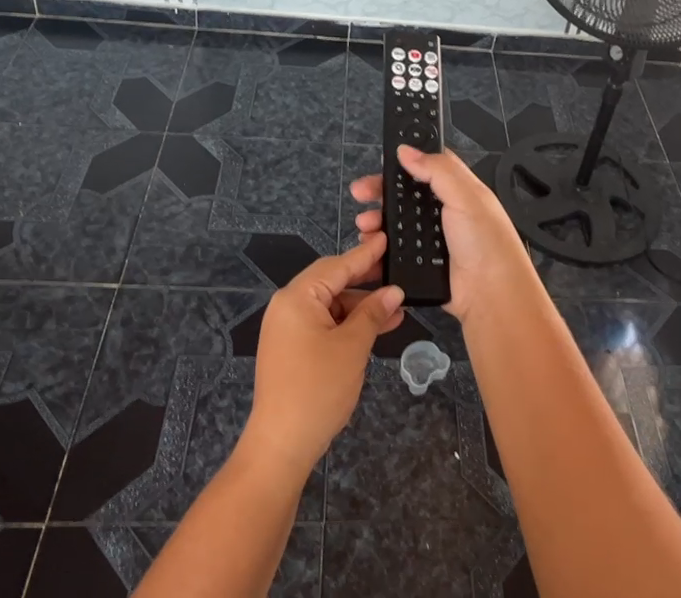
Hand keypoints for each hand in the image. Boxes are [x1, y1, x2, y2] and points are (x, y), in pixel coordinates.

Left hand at [245, 236, 405, 468]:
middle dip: (366, 282)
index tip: (387, 237)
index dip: (365, 255)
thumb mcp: (352, 347)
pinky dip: (348, 325)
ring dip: (361, 307)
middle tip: (398, 273)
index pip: (337, 266)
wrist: (282, 443)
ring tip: (397, 310)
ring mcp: (287, 329)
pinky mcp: (292, 349)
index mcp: (296, 297)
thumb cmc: (318, 388)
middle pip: (332, 283)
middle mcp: (287, 306)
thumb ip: (373, 313)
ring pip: (330, 306)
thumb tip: (393, 291)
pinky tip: (377, 328)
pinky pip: (324, 324)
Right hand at [349, 146, 536, 323]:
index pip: (428, 167)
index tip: (381, 162)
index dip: (405, 162)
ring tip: (364, 226)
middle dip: (381, 193)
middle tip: (359, 193)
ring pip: (397, 224)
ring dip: (377, 222)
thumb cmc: (486, 241)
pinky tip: (369, 248)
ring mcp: (432, 239)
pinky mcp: (422, 264)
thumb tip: (406, 150)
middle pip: (406, 196)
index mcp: (459, 190)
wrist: (491, 295)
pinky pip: (396, 251)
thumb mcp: (466, 197)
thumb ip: (437, 170)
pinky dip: (380, 249)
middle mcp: (445, 212)